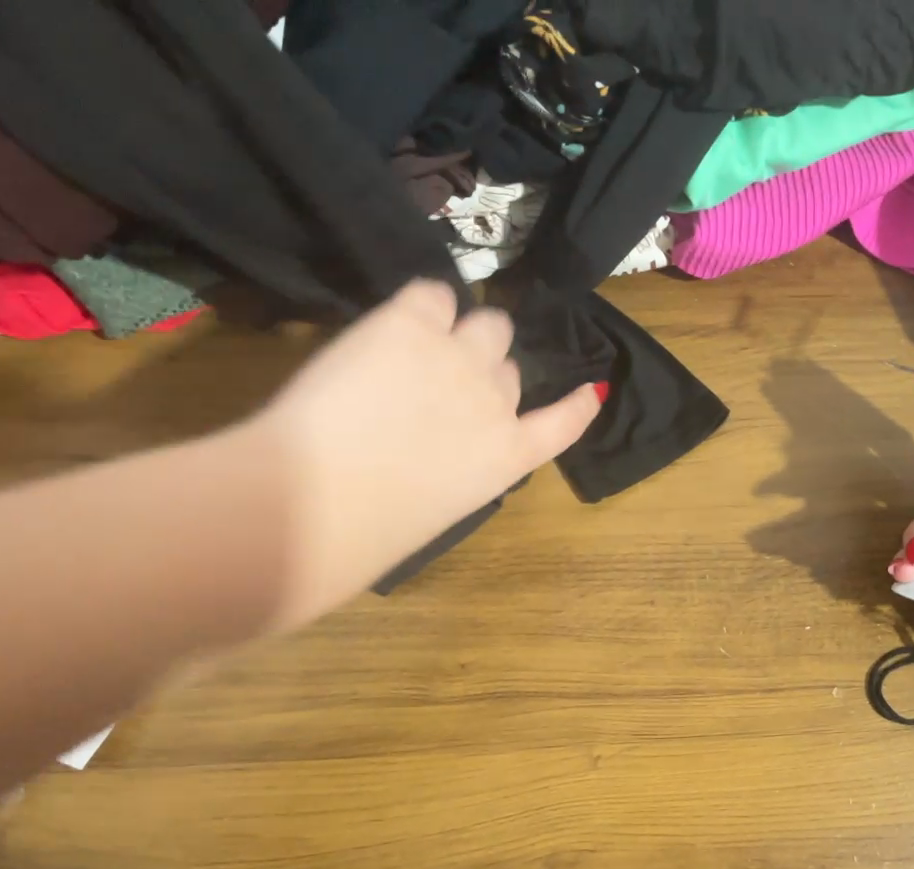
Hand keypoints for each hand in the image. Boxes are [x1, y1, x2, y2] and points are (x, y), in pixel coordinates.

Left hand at [244, 280, 599, 626]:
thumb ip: (461, 466)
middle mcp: (496, 399)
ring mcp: (457, 357)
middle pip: (511, 370)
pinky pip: (435, 294)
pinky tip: (405, 319)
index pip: (563, 423)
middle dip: (488, 374)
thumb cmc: (375, 529)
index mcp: (507, 455)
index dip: (579, 405)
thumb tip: (444, 443)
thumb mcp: (443, 505)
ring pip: (487, 324)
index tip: (592, 389)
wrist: (320, 498)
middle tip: (446, 386)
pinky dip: (427, 305)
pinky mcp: (409, 324)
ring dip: (467, 333)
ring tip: (430, 342)